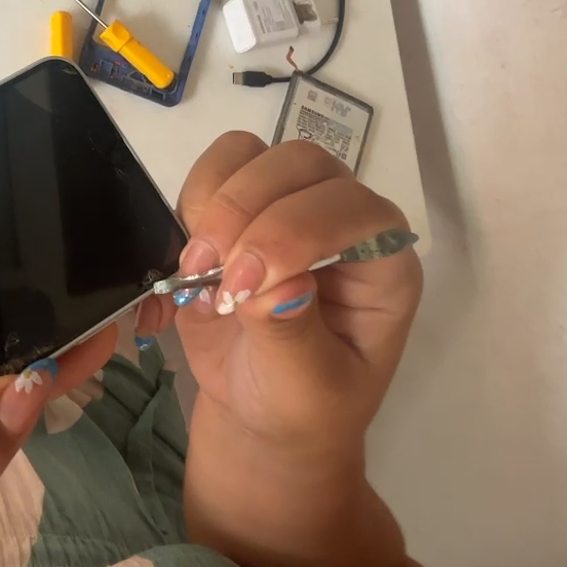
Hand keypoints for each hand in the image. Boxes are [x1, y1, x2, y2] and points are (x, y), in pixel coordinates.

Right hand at [141, 133, 422, 458]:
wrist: (257, 411)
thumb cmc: (300, 407)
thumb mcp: (307, 389)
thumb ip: (291, 334)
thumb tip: (270, 283)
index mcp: (380, 264)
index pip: (352, 207)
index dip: (294, 230)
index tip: (244, 284)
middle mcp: (337, 222)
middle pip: (300, 163)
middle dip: (245, 207)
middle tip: (210, 271)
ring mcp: (280, 208)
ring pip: (248, 156)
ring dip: (211, 205)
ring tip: (196, 271)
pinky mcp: (230, 212)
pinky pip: (206, 176)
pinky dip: (185, 208)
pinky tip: (187, 264)